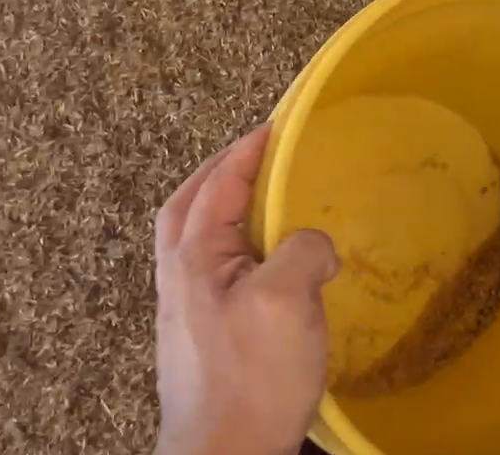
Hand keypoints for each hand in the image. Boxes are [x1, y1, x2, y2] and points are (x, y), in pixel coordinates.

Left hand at [154, 125, 339, 454]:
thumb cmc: (253, 376)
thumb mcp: (286, 299)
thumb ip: (302, 248)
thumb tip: (315, 245)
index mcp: (195, 262)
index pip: (215, 186)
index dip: (245, 151)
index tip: (277, 124)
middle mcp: (183, 280)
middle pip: (187, 207)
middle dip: (219, 172)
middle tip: (258, 152)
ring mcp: (192, 310)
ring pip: (200, 238)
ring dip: (227, 205)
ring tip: (270, 194)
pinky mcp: (210, 335)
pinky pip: (221, 266)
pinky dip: (241, 240)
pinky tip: (274, 254)